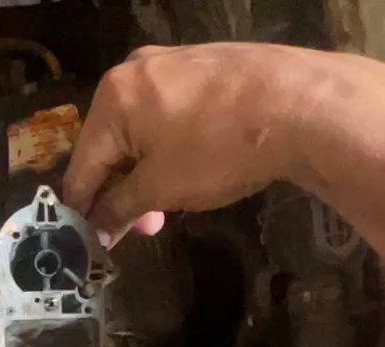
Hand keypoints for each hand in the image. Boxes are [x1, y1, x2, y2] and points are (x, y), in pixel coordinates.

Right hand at [64, 44, 373, 242]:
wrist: (302, 105)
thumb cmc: (216, 150)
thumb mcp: (158, 190)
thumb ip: (117, 210)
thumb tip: (95, 232)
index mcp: (111, 99)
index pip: (81, 169)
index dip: (83, 213)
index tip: (89, 244)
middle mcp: (133, 72)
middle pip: (108, 148)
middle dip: (117, 195)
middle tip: (137, 231)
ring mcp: (172, 64)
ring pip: (138, 134)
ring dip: (141, 178)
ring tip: (162, 209)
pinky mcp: (203, 67)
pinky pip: (165, 117)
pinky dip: (164, 152)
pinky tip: (184, 175)